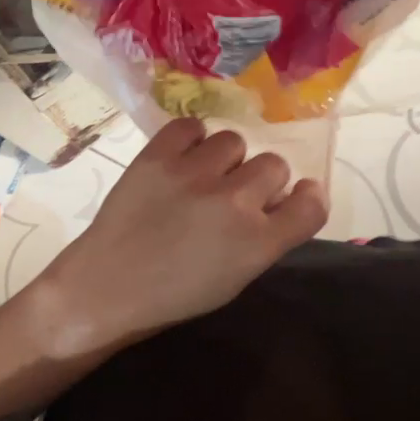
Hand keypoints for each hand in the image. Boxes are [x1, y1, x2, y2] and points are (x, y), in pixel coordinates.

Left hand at [32, 119, 327, 355]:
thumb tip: (275, 203)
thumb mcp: (234, 279)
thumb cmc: (173, 294)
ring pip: (234, 141)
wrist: (108, 286)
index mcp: (258, 243)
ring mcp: (194, 174)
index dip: (308, 196)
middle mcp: (233, 202)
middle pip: (274, 165)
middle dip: (259, 180)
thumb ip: (262, 240)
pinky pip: (191, 126)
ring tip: (201, 178)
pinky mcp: (157, 156)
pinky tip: (181, 159)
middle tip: (233, 195)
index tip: (295, 195)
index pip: (311, 205)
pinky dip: (190, 140)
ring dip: (225, 159)